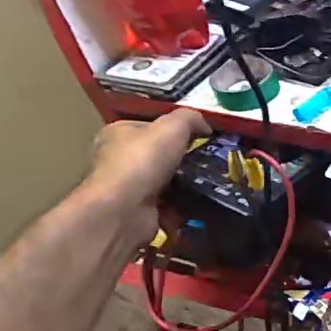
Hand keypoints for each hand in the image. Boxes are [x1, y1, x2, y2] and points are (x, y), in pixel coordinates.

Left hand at [79, 109, 209, 244]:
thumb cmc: (143, 159)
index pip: (150, 126)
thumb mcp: (173, 125)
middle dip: (185, 158)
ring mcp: (128, 188)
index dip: (176, 129)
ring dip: (189, 183)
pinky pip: (171, 205)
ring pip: (168, 180)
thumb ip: (191, 118)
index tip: (201, 135)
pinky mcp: (140, 211)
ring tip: (212, 179)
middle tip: (211, 158)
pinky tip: (204, 200)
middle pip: (160, 154)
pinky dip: (187, 205)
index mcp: (118, 134)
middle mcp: (119, 159)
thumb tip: (205, 126)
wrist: (125, 209)